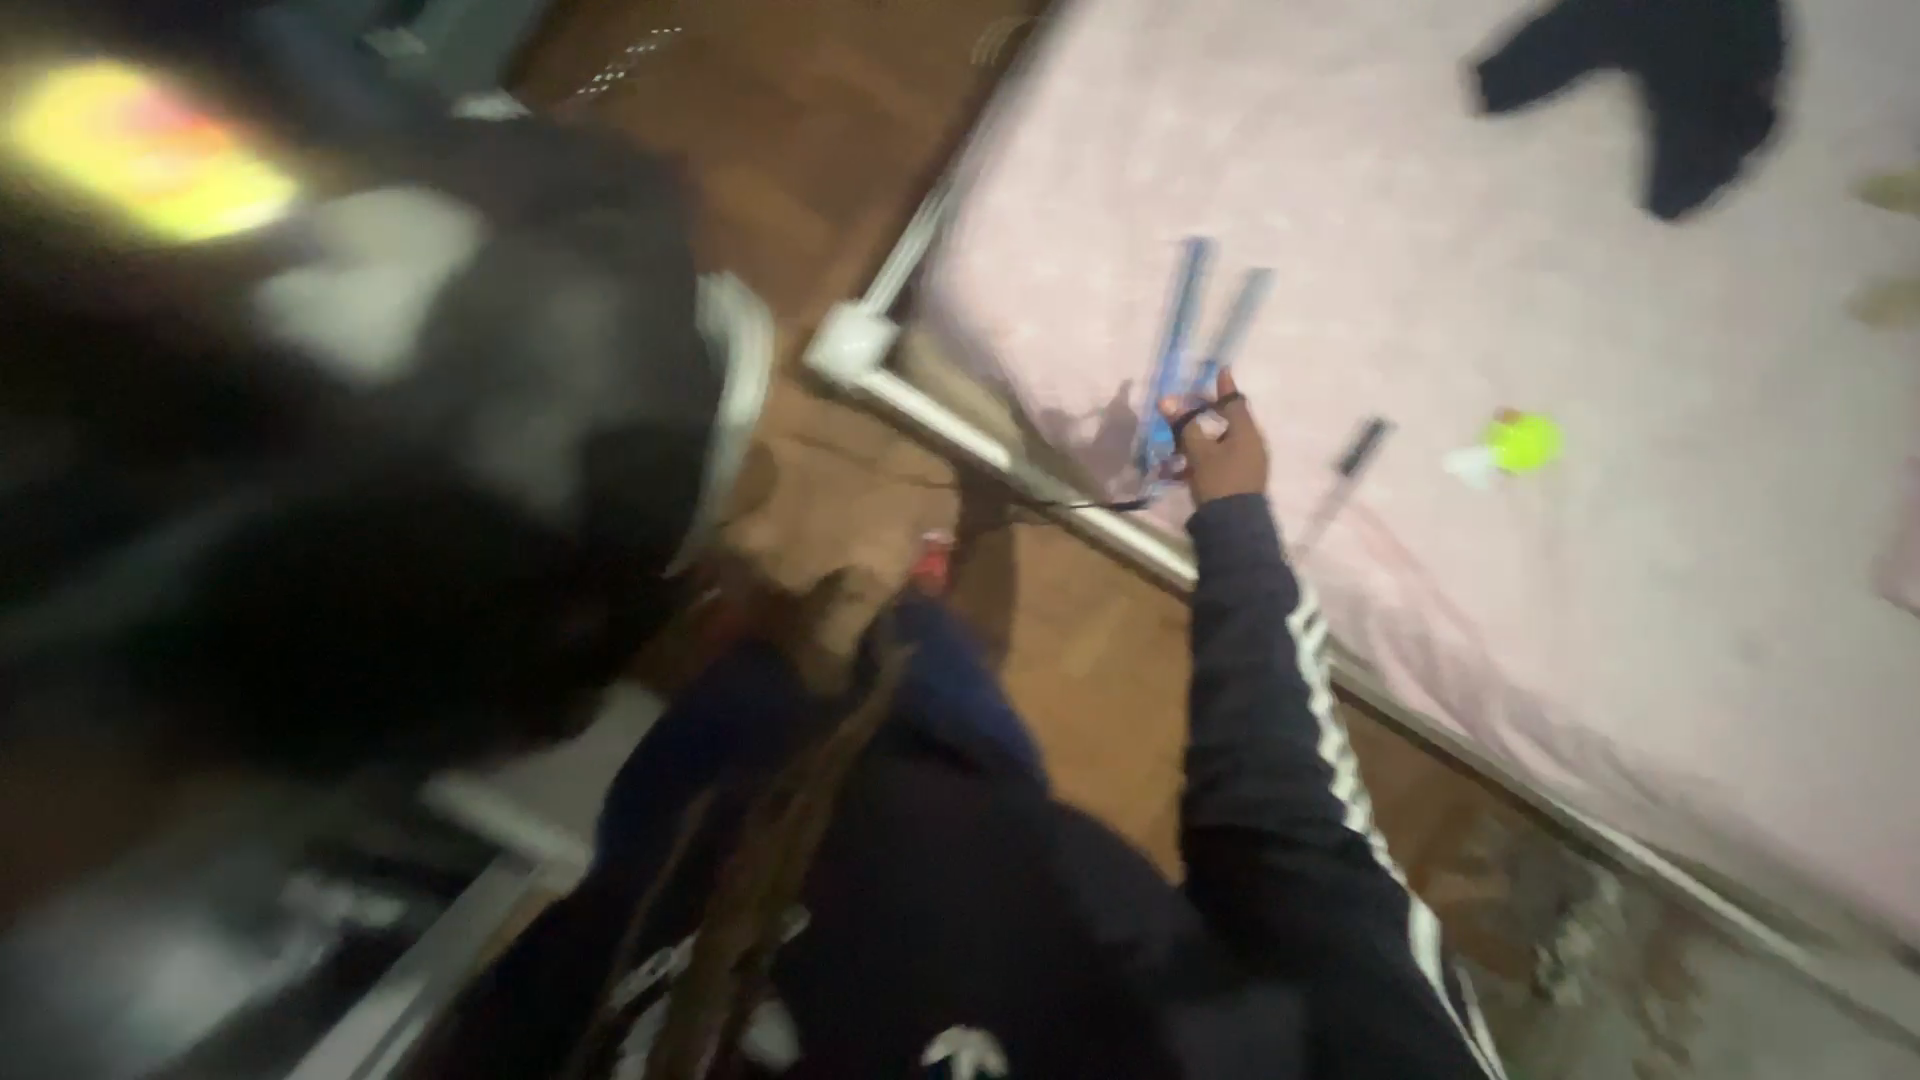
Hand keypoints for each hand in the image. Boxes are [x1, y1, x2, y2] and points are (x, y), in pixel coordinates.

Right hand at [1161, 370, 1267, 505]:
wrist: (1235, 526)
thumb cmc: (1219, 481)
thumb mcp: (1199, 452)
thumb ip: (1184, 426)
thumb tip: (1167, 401)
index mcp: (1246, 432)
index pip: (1235, 402)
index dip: (1225, 386)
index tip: (1221, 370)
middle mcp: (1251, 444)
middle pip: (1228, 422)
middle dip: (1205, 414)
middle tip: (1188, 407)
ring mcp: (1247, 464)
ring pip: (1220, 443)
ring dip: (1199, 440)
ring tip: (1176, 443)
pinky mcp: (1239, 481)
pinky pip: (1218, 462)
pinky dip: (1201, 460)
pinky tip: (1179, 470)